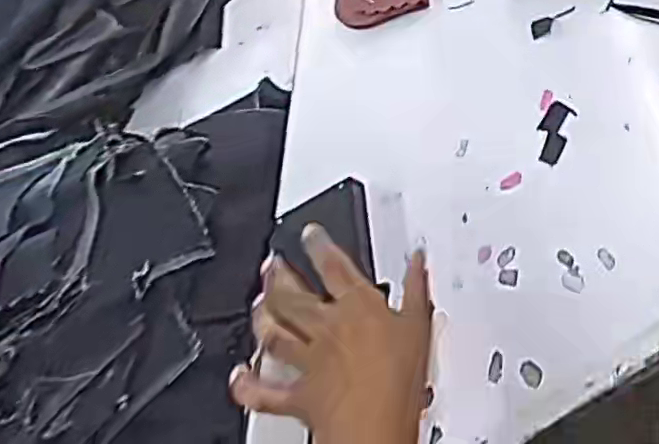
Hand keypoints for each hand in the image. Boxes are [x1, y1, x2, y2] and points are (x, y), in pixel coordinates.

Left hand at [231, 226, 431, 443]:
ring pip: (276, 333)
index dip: (319, 245)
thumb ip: (416, 286)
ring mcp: (308, 361)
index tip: (310, 234)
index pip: (334, 265)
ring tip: (257, 300)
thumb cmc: (399, 378)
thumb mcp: (419, 322)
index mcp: (357, 305)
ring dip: (263, 315)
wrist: (375, 427)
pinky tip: (239, 374)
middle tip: (272, 263)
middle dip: (280, 276)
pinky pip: (263, 389)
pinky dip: (247, 382)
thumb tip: (417, 259)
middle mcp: (327, 327)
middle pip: (295, 296)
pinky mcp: (297, 396)